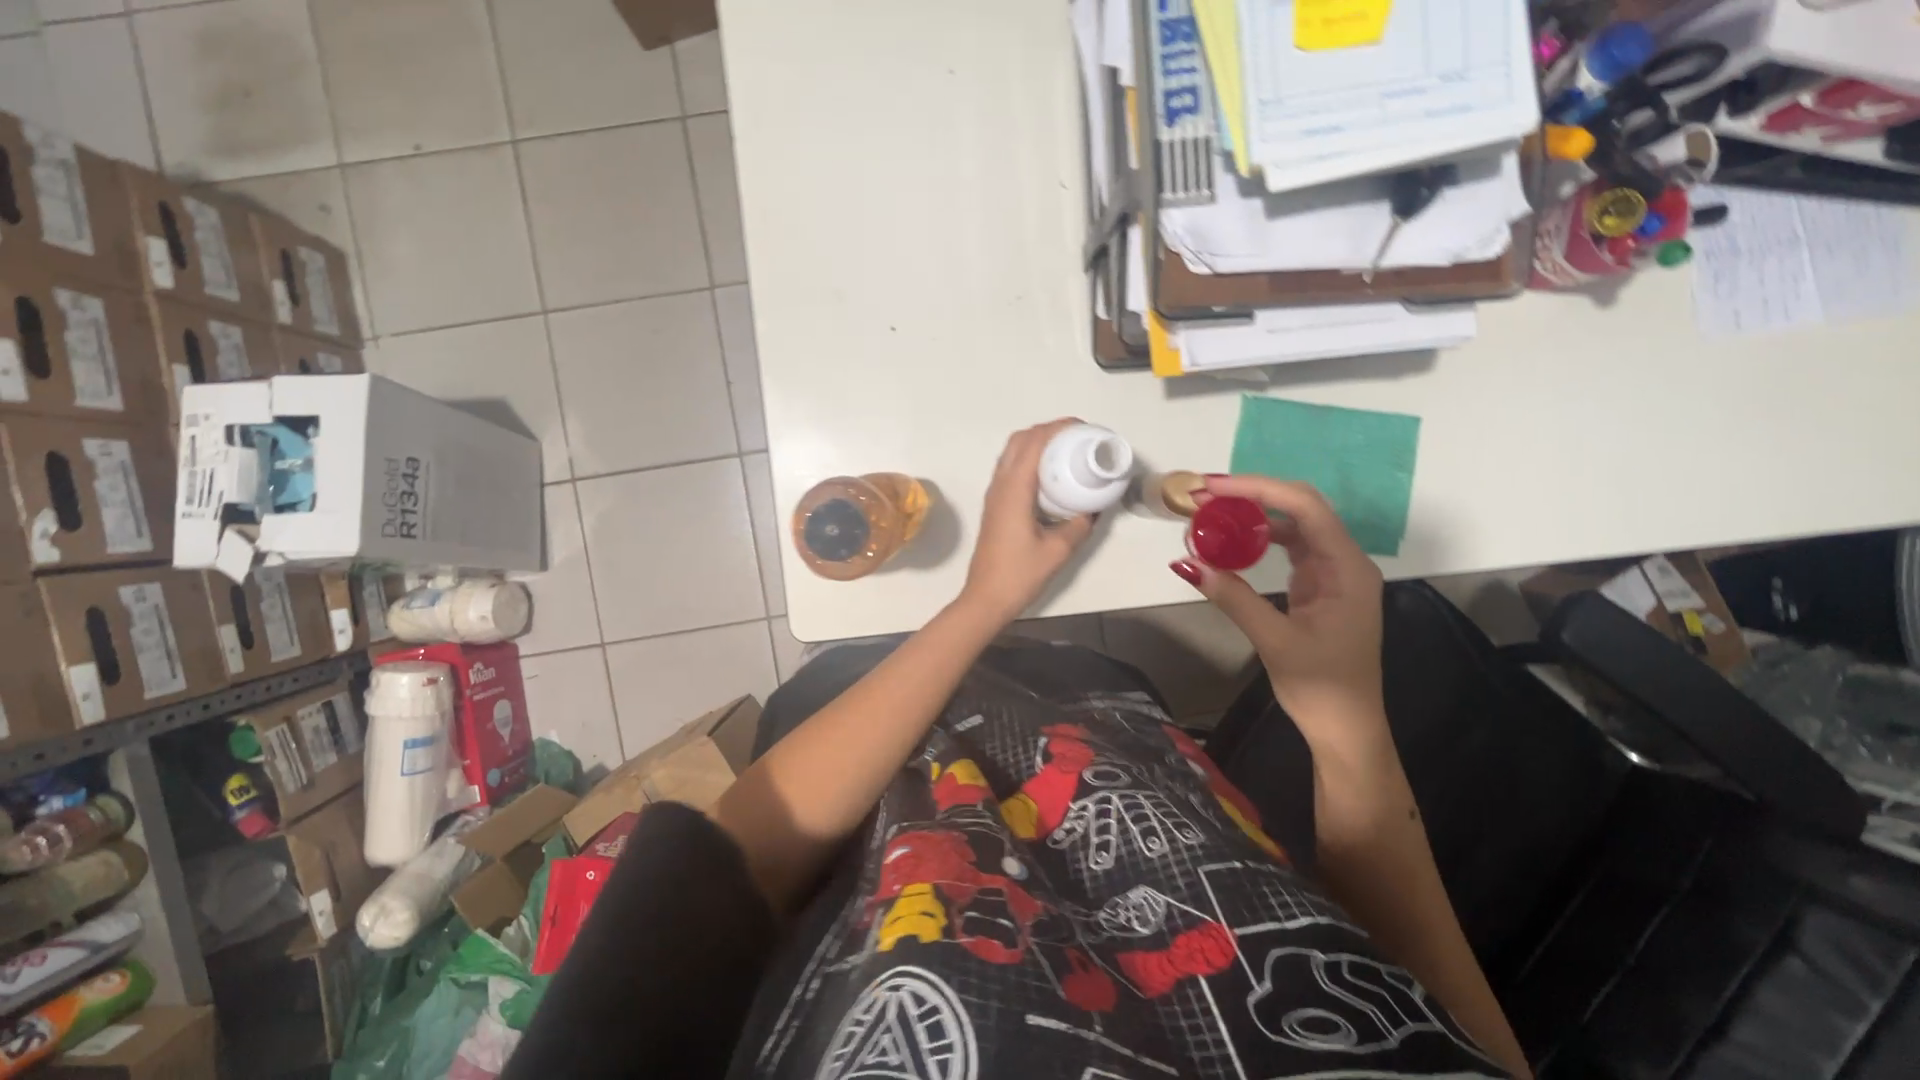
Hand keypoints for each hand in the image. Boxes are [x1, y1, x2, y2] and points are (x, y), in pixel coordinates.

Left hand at [957, 420, 1097, 625]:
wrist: (986, 597)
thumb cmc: (1020, 573)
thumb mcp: (1059, 550)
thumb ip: (1079, 525)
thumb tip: (1094, 509)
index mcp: (1015, 489)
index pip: (1035, 442)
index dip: (1059, 427)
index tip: (1084, 427)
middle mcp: (1000, 484)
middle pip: (1020, 439)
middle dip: (1048, 430)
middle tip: (1077, 437)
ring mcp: (994, 494)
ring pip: (1012, 453)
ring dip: (1037, 443)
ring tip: (1066, 450)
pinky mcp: (994, 505)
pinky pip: (1011, 469)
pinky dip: (1030, 460)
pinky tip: (1050, 475)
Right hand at [1170, 476, 1385, 743]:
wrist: (1346, 729)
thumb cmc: (1322, 687)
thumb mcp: (1275, 641)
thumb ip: (1234, 598)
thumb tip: (1188, 563)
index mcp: (1348, 568)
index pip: (1304, 507)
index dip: (1258, 489)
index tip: (1212, 489)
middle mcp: (1345, 562)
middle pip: (1300, 509)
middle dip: (1252, 496)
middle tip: (1203, 497)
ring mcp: (1333, 574)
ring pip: (1293, 528)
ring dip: (1253, 517)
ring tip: (1210, 514)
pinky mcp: (1319, 589)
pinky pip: (1289, 550)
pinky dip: (1260, 541)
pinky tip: (1232, 542)